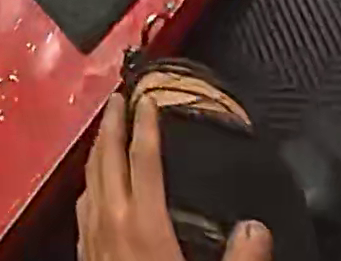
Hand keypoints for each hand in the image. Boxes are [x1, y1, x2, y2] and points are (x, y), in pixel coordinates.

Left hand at [77, 92, 270, 260]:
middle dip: (112, 122)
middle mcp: (112, 219)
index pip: (144, 159)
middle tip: (117, 96)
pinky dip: (89, 179)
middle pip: (108, 156)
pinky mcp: (84, 252)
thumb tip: (257, 226)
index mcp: (144, 223)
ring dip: (98, 146)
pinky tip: (93, 181)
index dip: (146, 126)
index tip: (147, 100)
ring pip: (91, 174)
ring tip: (105, 128)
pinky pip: (83, 201)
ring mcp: (93, 234)